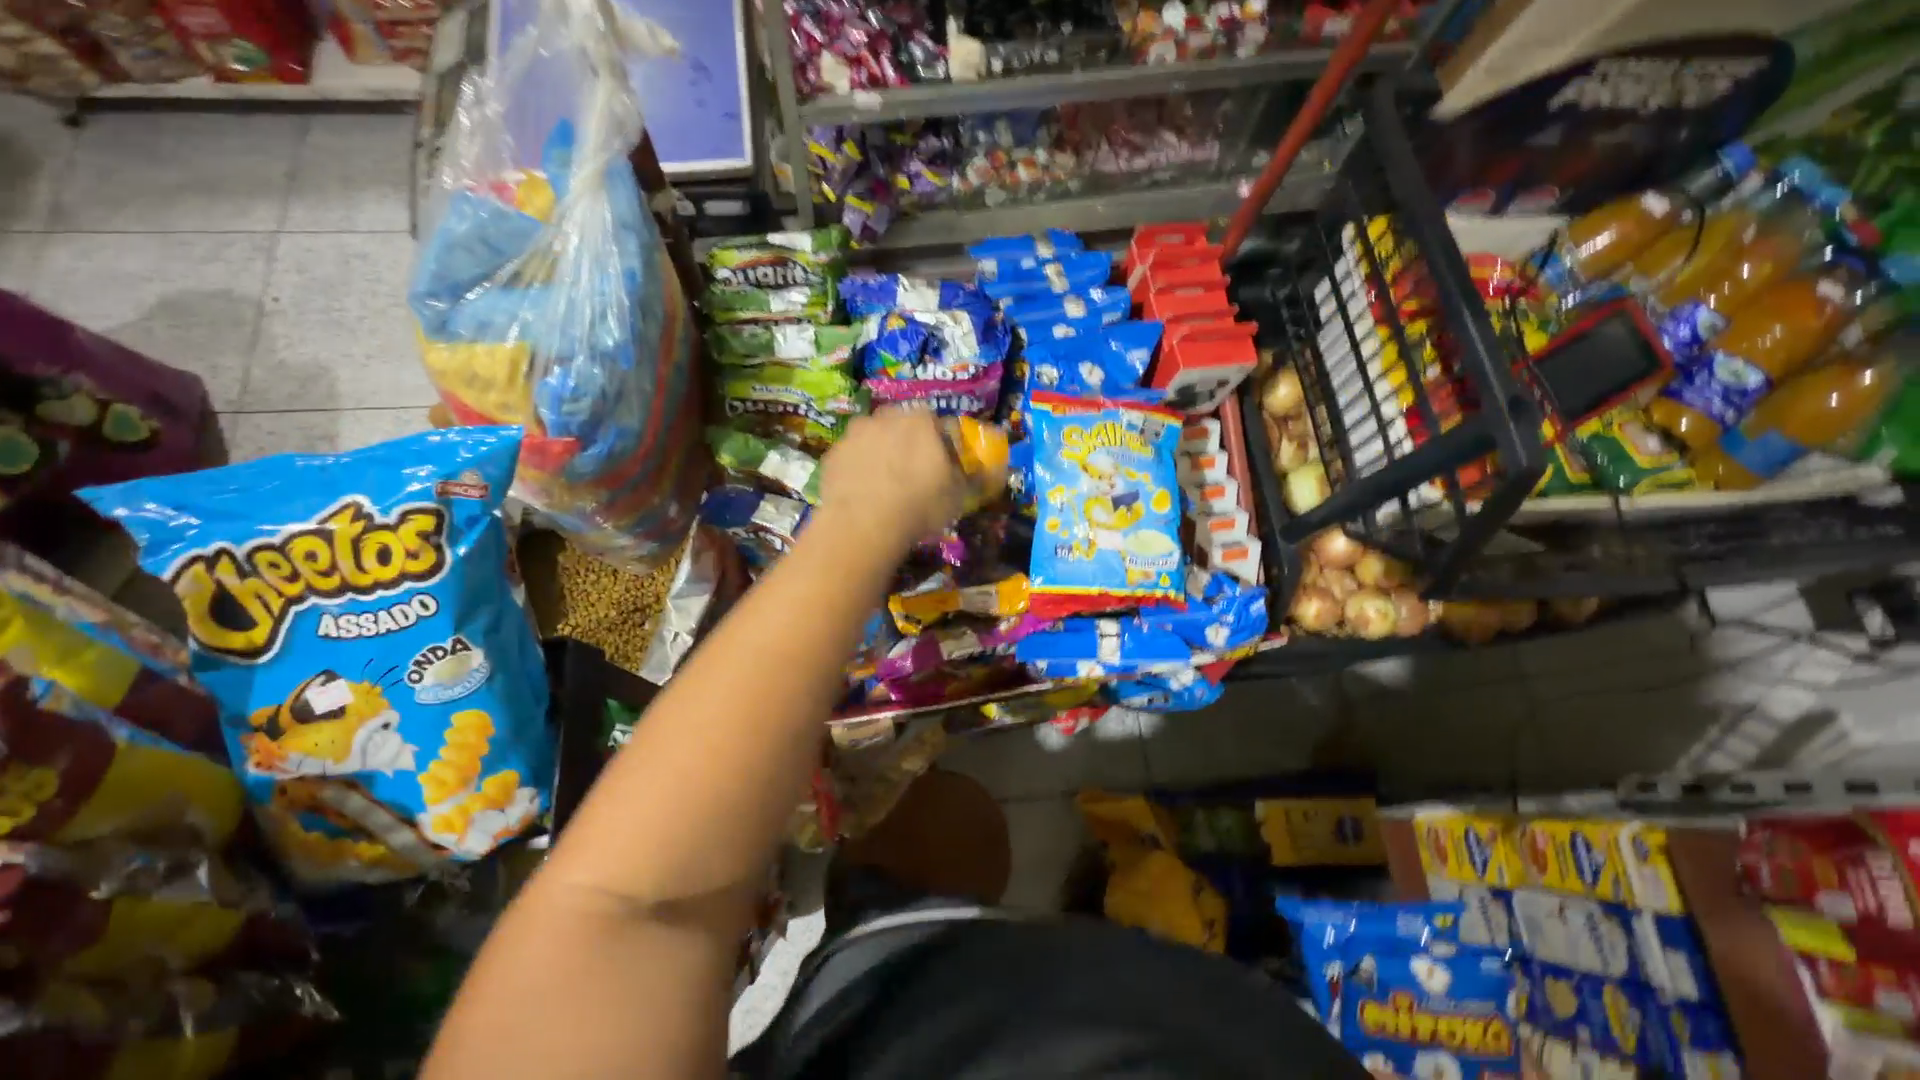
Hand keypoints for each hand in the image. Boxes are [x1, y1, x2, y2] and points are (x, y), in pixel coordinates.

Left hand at [815, 409, 995, 551]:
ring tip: (886, 486)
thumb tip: (997, 468)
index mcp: (921, 420)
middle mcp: (886, 417)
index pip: (938, 424)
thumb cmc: (919, 505)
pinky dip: (858, 469)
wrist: (863, 525)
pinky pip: (852, 457)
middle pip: (903, 426)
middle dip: (909, 444)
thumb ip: (979, 475)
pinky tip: (864, 493)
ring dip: (881, 454)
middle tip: (914, 476)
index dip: (941, 446)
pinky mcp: (832, 454)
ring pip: (874, 439)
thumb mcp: (960, 495)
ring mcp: (855, 433)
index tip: (941, 467)